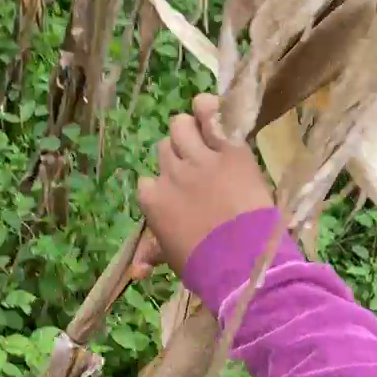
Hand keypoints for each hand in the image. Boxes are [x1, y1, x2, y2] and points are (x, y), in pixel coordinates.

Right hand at [131, 93, 274, 280]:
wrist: (240, 260)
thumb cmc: (202, 265)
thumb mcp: (172, 258)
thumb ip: (153, 253)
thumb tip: (137, 270)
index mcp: (153, 200)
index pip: (146, 182)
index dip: (160, 187)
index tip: (174, 196)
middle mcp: (171, 173)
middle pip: (165, 150)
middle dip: (176, 156)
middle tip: (193, 167)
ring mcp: (200, 159)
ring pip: (182, 126)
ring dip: (189, 129)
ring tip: (202, 135)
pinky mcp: (230, 150)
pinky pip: (214, 116)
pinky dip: (210, 108)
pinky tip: (211, 107)